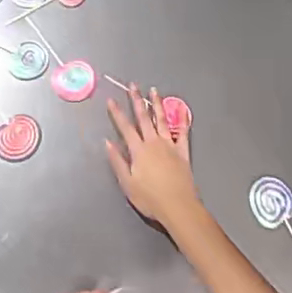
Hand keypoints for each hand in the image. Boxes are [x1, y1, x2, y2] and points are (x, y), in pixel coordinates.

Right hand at [104, 87, 206, 230]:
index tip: (111, 100)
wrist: (178, 206)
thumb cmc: (149, 198)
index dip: (117, 113)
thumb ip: (117, 161)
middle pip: (144, 118)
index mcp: (138, 150)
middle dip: (137, 101)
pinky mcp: (183, 152)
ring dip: (157, 105)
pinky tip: (182, 110)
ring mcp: (170, 145)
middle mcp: (154, 143)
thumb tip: (107, 143)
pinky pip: (183, 133)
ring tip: (153, 91)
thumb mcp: (127, 183)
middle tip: (133, 86)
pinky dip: (183, 120)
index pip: (125, 128)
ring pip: (162, 120)